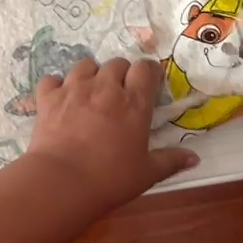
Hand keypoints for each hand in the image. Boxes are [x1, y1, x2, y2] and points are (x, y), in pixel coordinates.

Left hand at [30, 58, 198, 202]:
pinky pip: (52, 79)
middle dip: (121, 73)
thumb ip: (170, 161)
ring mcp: (73, 89)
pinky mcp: (48, 97)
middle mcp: (104, 88)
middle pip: (116, 63)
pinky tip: (59, 98)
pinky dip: (56, 85)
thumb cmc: (110, 178)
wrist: (62, 180)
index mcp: (133, 103)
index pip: (145, 69)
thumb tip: (194, 157)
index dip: (148, 72)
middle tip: (120, 92)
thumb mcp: (147, 173)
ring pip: (85, 64)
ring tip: (91, 91)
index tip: (149, 82)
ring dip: (91, 73)